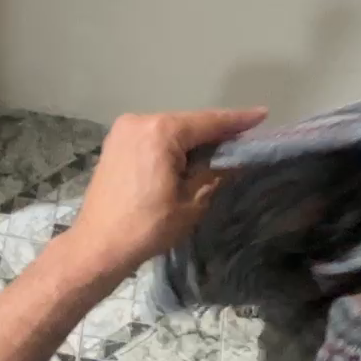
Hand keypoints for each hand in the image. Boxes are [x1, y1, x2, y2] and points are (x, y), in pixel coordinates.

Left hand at [60, 107, 266, 280]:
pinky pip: (152, 138)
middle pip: (187, 123)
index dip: (237, 121)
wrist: (98, 245)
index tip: (262, 115)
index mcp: (159, 131)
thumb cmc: (146, 227)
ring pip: (169, 130)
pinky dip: (170, 146)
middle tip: (242, 140)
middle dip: (214, 132)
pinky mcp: (114, 145)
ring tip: (217, 152)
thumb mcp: (191, 202)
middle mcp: (139, 121)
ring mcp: (122, 131)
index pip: (208, 122)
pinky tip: (185, 157)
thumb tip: (233, 161)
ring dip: (191, 141)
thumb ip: (214, 174)